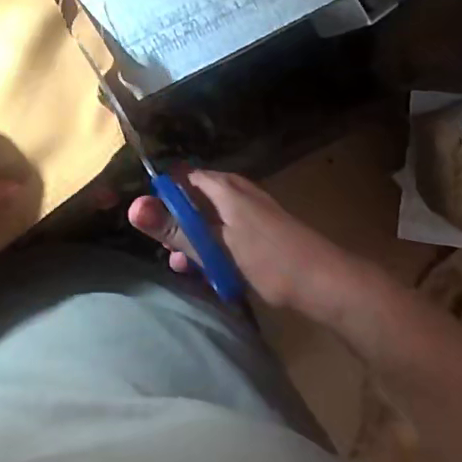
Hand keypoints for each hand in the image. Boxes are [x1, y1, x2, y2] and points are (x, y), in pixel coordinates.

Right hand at [127, 169, 388, 320]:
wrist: (329, 285)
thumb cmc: (270, 260)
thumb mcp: (216, 246)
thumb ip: (175, 228)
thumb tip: (133, 207)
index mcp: (224, 187)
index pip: (179, 176)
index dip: (160, 195)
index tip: (148, 221)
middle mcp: (235, 192)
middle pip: (191, 198)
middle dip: (175, 223)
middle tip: (166, 250)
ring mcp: (249, 211)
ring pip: (206, 219)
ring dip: (192, 241)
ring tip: (184, 267)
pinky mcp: (258, 232)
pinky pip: (223, 232)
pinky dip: (212, 248)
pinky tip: (208, 271)